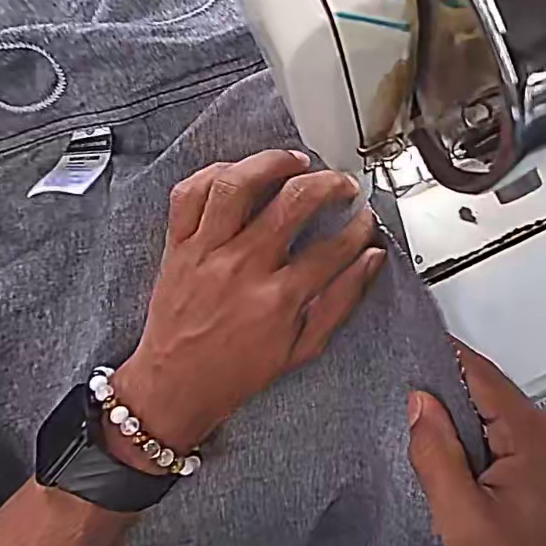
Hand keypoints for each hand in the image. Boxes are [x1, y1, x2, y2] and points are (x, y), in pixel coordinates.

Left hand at [115, 149, 385, 452]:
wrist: (176, 385)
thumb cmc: (236, 371)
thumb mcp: (302, 348)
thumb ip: (341, 302)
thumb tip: (370, 262)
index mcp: (277, 299)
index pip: (333, 247)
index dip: (359, 227)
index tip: (365, 219)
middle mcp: (242, 268)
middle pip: (292, 203)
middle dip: (328, 184)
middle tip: (340, 184)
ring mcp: (206, 252)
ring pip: (237, 186)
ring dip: (272, 163)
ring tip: (294, 161)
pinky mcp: (178, 246)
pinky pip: (189, 194)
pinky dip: (214, 173)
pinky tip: (238, 172)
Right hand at [408, 345, 545, 545]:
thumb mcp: (462, 521)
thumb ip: (436, 453)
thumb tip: (419, 400)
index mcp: (535, 434)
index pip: (480, 373)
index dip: (442, 356)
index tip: (407, 343)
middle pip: (488, 392)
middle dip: (448, 401)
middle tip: (411, 419)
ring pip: (497, 415)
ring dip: (465, 426)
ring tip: (437, 454)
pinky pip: (511, 434)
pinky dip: (483, 442)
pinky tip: (466, 472)